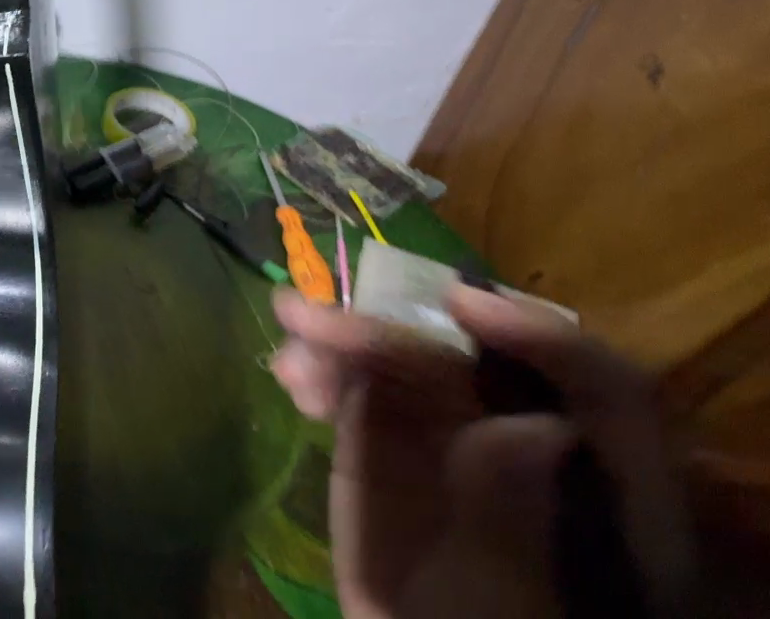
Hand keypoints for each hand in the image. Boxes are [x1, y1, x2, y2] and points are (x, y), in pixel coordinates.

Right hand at [270, 285, 693, 617]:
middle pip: (469, 357)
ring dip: (341, 341)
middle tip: (311, 317)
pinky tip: (291, 377)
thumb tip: (529, 427)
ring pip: (401, 357)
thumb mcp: (507, 594)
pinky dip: (322, 367)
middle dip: (389, 329)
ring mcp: (449, 430)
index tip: (459, 302)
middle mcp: (526, 434)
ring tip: (289, 360)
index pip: (598, 387)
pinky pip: (357, 380)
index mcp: (602, 479)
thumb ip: (516, 513)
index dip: (537, 336)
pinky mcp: (386, 432)